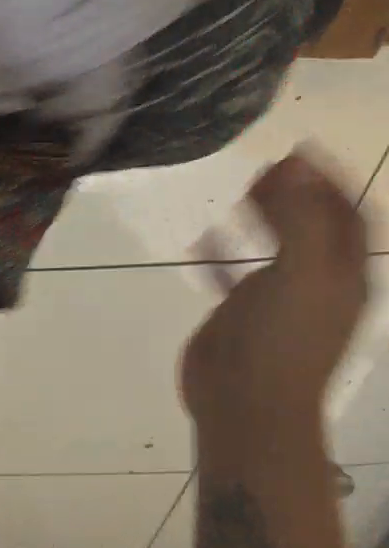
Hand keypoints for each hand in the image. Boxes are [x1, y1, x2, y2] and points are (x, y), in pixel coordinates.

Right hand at [181, 153, 371, 434]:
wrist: (248, 400)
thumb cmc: (280, 338)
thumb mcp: (299, 274)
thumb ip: (298, 220)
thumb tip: (294, 167)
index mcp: (344, 274)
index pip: (348, 215)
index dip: (329, 180)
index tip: (297, 148)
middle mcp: (321, 282)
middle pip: (315, 227)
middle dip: (295, 194)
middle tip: (262, 165)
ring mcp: (282, 298)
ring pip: (277, 246)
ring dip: (262, 217)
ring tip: (237, 192)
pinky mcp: (243, 311)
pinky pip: (234, 273)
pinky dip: (221, 252)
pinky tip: (200, 240)